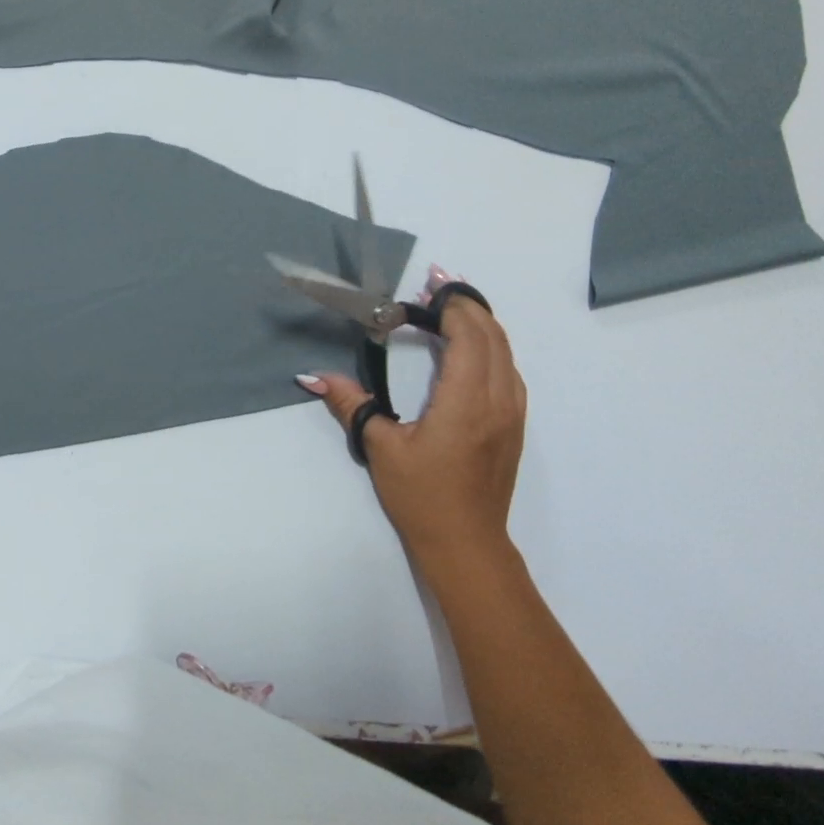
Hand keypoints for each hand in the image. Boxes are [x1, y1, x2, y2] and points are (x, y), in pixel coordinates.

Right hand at [297, 277, 526, 577]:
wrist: (466, 540)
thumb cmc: (421, 494)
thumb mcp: (379, 447)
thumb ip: (352, 405)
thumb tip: (312, 377)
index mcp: (466, 402)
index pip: (469, 337)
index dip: (453, 305)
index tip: (429, 284)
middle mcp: (498, 400)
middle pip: (493, 337)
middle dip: (466, 305)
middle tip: (434, 285)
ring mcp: (511, 412)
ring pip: (505, 352)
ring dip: (479, 324)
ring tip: (446, 308)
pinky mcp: (511, 424)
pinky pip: (506, 370)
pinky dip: (488, 346)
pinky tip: (464, 348)